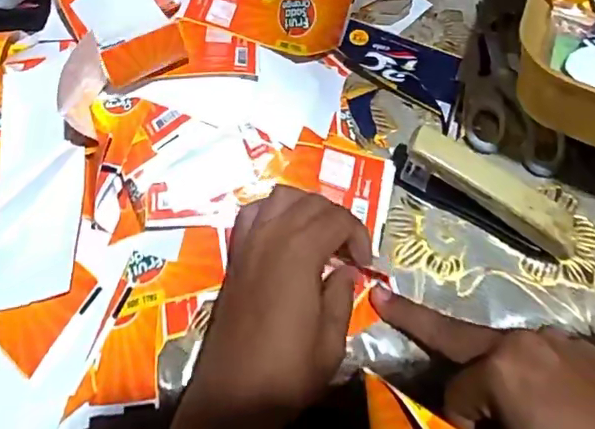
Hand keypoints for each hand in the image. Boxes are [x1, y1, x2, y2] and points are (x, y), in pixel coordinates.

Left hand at [173, 186, 372, 428]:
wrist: (230, 398)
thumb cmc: (284, 373)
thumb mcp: (330, 344)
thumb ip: (342, 297)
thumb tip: (345, 272)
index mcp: (301, 251)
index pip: (339, 218)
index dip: (359, 235)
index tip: (365, 264)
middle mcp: (274, 234)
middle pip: (313, 202)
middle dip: (337, 220)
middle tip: (348, 252)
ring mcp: (250, 241)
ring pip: (283, 196)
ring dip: (306, 207)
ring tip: (318, 235)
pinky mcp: (235, 254)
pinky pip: (253, 212)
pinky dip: (272, 211)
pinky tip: (282, 232)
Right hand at [371, 288, 594, 428]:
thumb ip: (472, 415)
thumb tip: (451, 407)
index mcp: (507, 364)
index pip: (453, 392)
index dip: (452, 420)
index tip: (458, 425)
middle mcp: (528, 339)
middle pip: (463, 338)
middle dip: (421, 321)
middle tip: (387, 297)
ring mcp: (559, 340)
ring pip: (502, 351)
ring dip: (484, 366)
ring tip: (488, 397)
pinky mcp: (585, 352)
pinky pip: (538, 358)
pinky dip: (523, 372)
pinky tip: (538, 398)